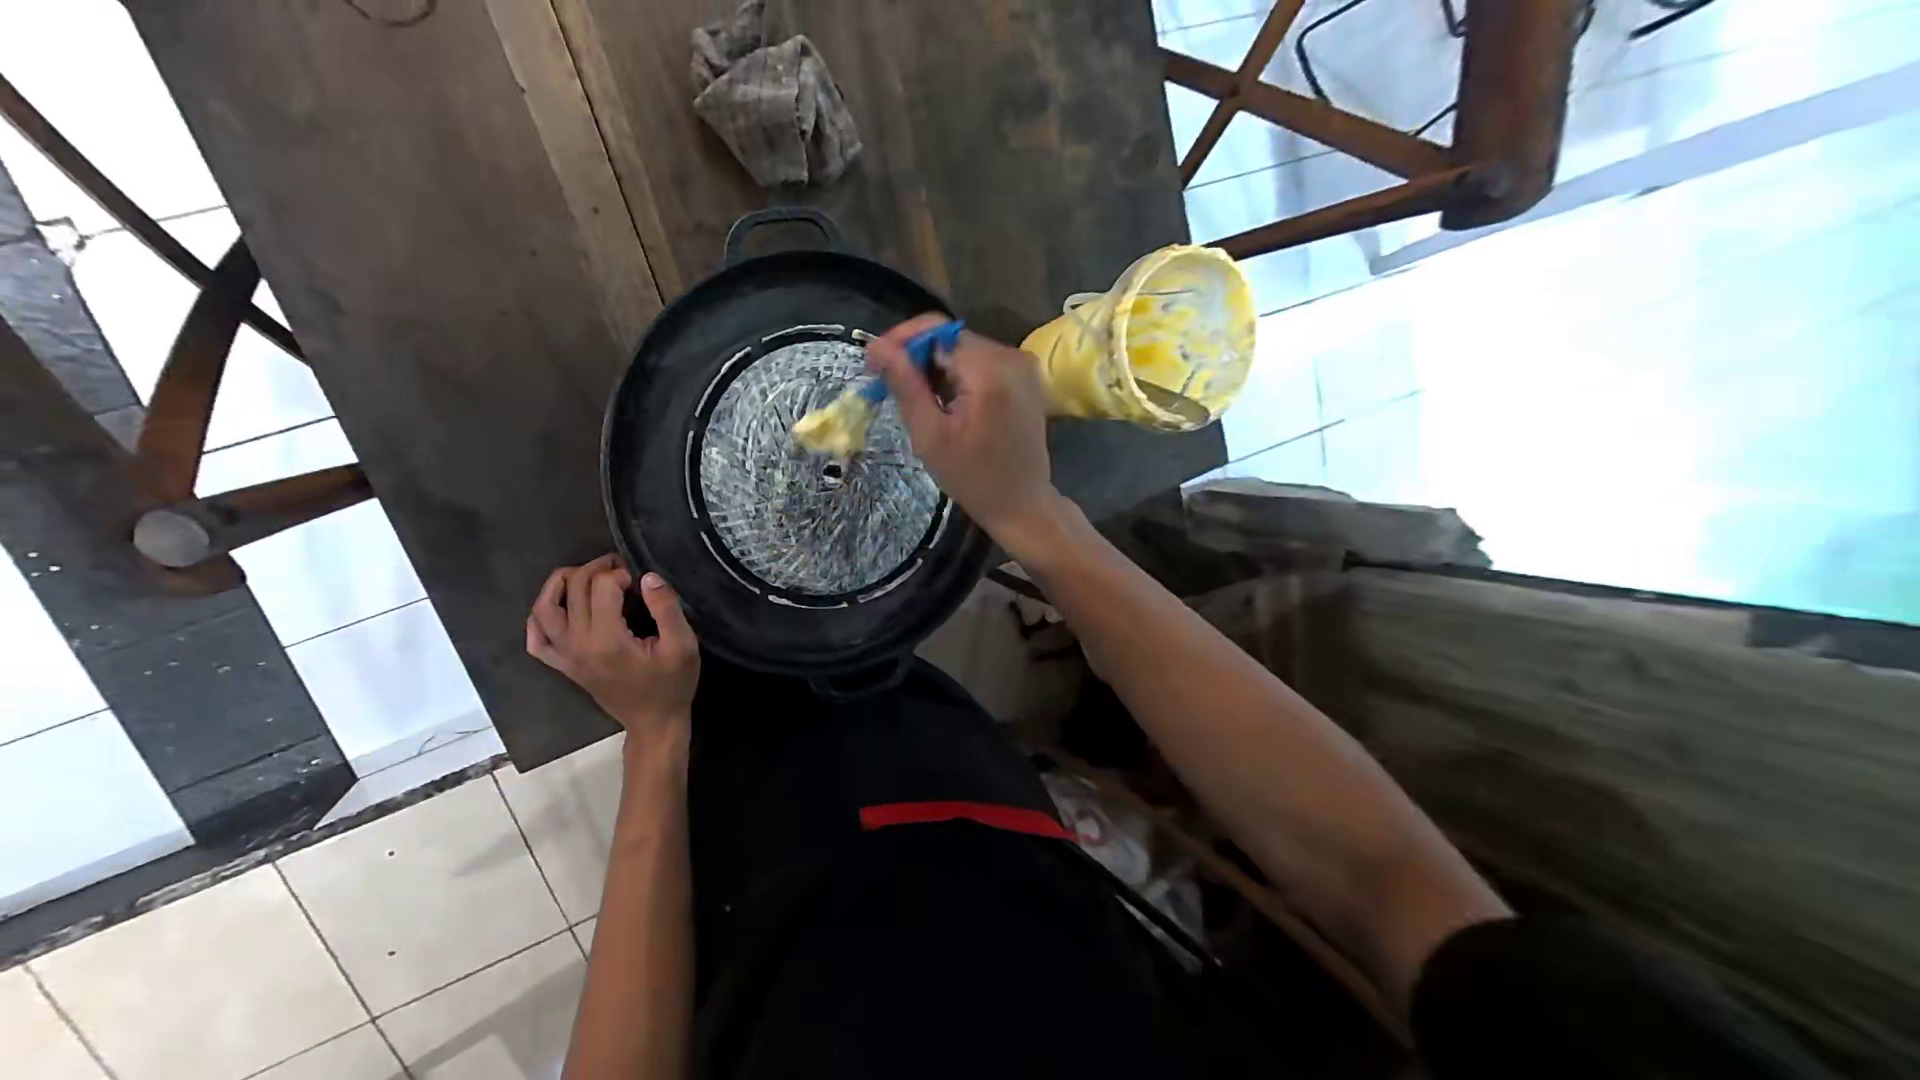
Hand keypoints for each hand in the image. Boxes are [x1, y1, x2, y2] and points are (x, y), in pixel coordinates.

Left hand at [526, 554, 698, 742]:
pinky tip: (557, 607)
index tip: (641, 581)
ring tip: (583, 575)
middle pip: (574, 589)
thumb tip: (648, 576)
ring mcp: (565, 656)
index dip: (622, 573)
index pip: (602, 587)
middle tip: (621, 568)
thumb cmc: (672, 684)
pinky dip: (539, 619)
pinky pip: (536, 639)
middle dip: (596, 569)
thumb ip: (666, 608)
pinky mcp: (562, 665)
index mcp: (608, 639)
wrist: (654, 722)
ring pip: (544, 609)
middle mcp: (578, 644)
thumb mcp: (683, 645)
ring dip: (560, 584)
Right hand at [868, 314, 1065, 545]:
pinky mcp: (1025, 377)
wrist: (1022, 503)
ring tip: (920, 399)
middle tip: (890, 386)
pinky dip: (959, 375)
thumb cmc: (973, 478)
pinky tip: (947, 402)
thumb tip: (876, 346)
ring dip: (936, 367)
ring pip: (964, 349)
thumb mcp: (930, 435)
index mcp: (990, 370)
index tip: (873, 363)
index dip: (900, 341)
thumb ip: (905, 385)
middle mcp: (1012, 357)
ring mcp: (1023, 365)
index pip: (936, 331)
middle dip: (917, 357)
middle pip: (950, 338)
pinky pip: (981, 362)